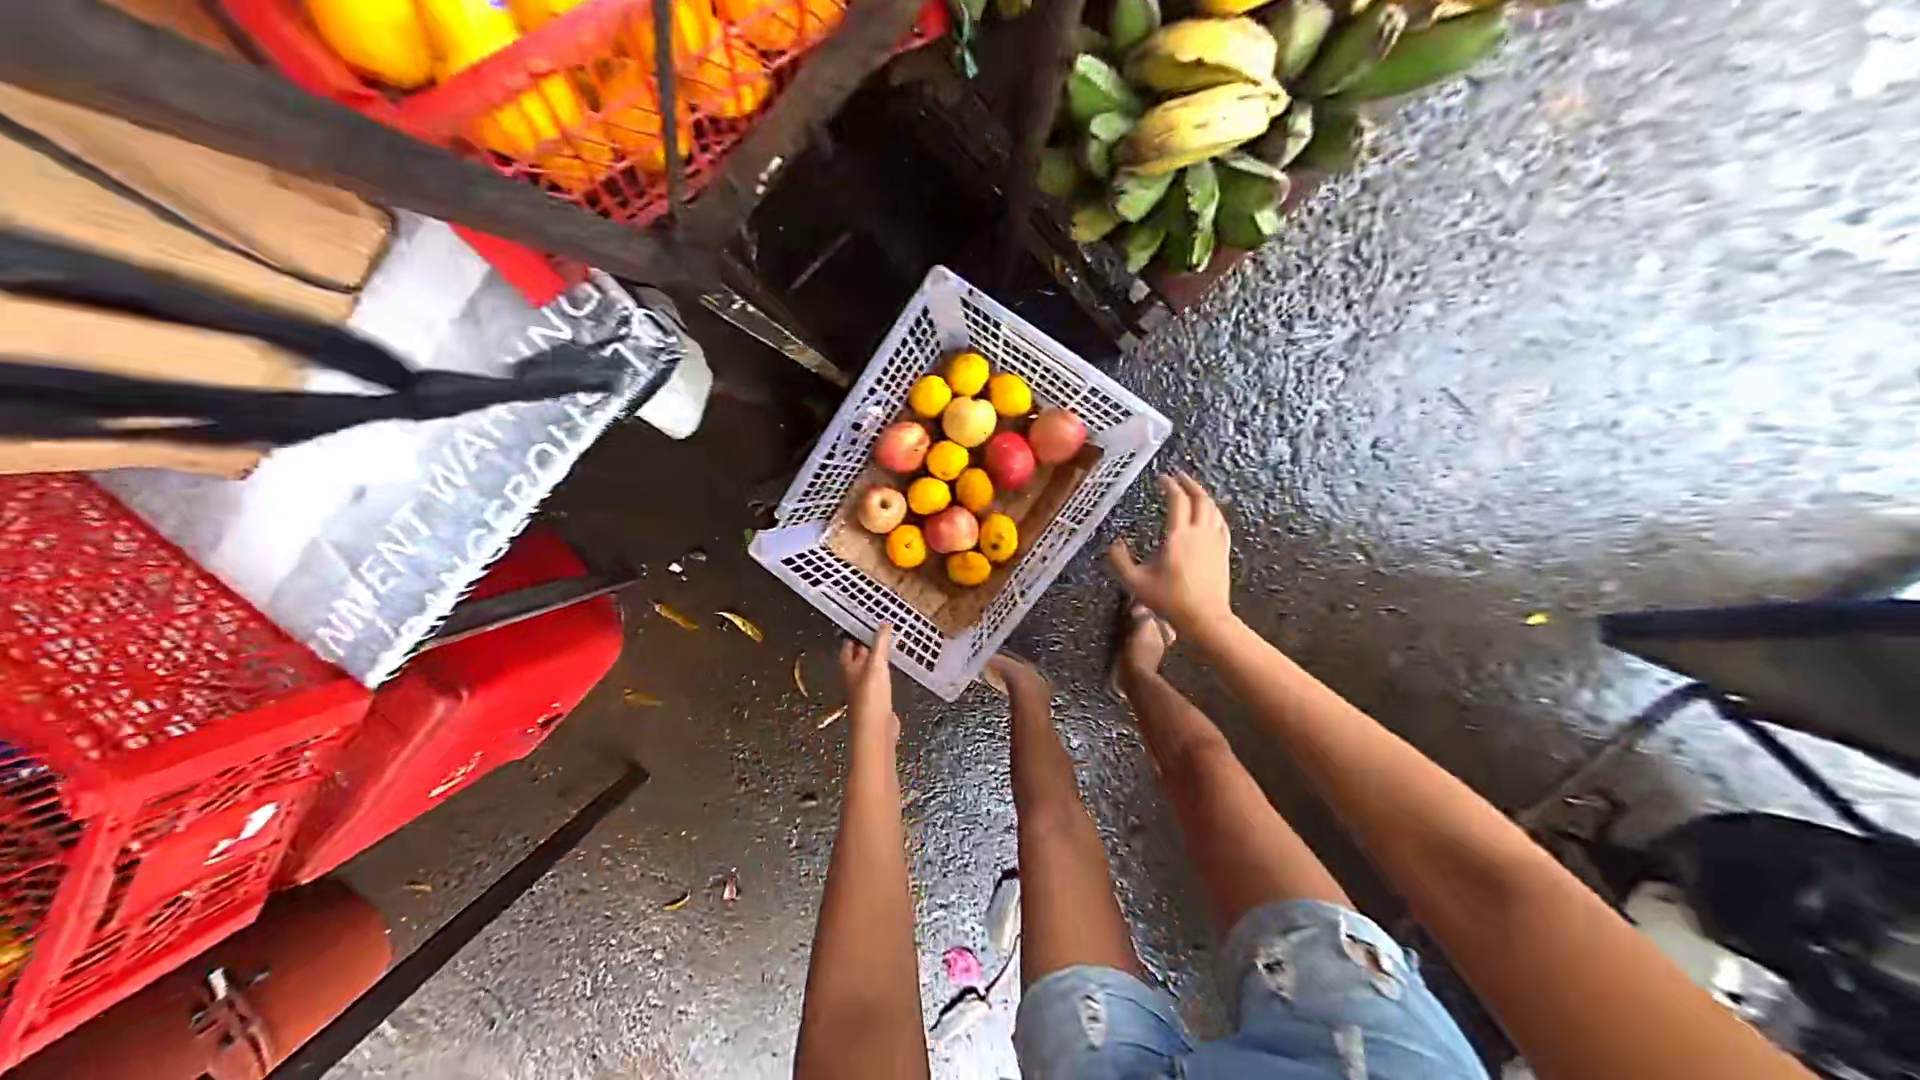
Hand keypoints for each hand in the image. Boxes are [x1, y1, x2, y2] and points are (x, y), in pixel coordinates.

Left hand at [839, 624, 897, 740]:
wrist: (875, 730)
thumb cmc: (869, 698)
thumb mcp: (876, 664)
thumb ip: (880, 643)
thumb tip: (884, 624)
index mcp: (848, 667)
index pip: (847, 647)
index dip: (853, 636)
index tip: (860, 625)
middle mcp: (853, 679)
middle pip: (856, 659)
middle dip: (864, 647)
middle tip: (874, 636)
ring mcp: (864, 691)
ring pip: (867, 671)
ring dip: (874, 661)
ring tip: (884, 651)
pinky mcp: (876, 702)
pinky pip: (878, 684)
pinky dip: (883, 676)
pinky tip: (889, 675)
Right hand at [1107, 471, 1233, 633]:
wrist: (1205, 618)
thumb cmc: (1170, 601)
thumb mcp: (1135, 583)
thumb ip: (1120, 561)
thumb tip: (1114, 543)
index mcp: (1178, 535)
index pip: (1177, 499)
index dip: (1170, 485)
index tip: (1162, 478)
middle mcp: (1199, 533)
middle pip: (1200, 498)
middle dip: (1189, 483)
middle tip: (1179, 476)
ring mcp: (1215, 542)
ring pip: (1213, 509)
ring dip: (1203, 495)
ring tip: (1193, 491)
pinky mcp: (1222, 552)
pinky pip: (1221, 523)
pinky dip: (1214, 512)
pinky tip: (1211, 515)